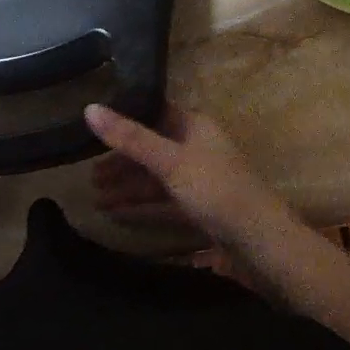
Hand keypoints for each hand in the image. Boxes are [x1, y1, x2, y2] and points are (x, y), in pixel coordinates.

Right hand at [84, 102, 290, 247]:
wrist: (261, 242)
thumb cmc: (216, 190)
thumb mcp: (170, 162)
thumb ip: (130, 138)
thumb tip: (88, 107)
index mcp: (196, 126)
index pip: (155, 113)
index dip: (126, 118)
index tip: (92, 124)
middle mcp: (198, 147)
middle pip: (153, 147)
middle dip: (122, 159)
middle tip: (88, 173)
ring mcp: (201, 179)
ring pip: (157, 176)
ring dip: (128, 184)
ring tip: (95, 196)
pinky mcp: (202, 209)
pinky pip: (165, 201)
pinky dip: (142, 204)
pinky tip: (118, 213)